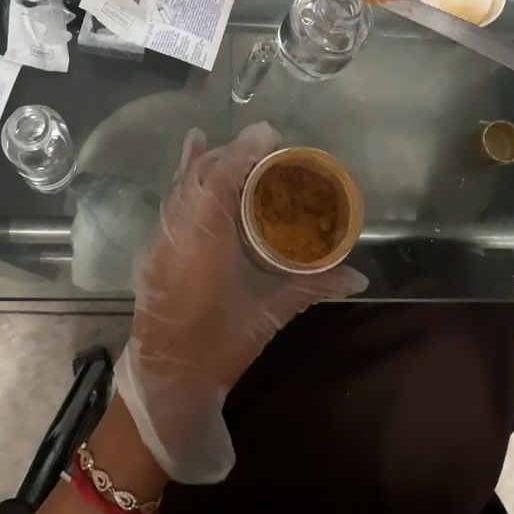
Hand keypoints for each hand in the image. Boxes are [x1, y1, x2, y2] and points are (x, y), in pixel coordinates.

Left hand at [116, 123, 366, 483]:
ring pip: (185, 182)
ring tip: (243, 150)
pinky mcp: (155, 246)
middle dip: (235, 154)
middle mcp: (180, 230)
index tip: (270, 134)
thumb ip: (312, 288)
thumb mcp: (268, 313)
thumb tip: (359, 277)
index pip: (221, 180)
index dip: (244, 152)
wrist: (166, 378)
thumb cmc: (219, 345)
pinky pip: (171, 197)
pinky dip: (185, 171)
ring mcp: (162, 236)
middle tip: (270, 148)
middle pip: (203, 174)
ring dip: (213, 161)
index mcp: (206, 242)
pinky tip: (193, 147)